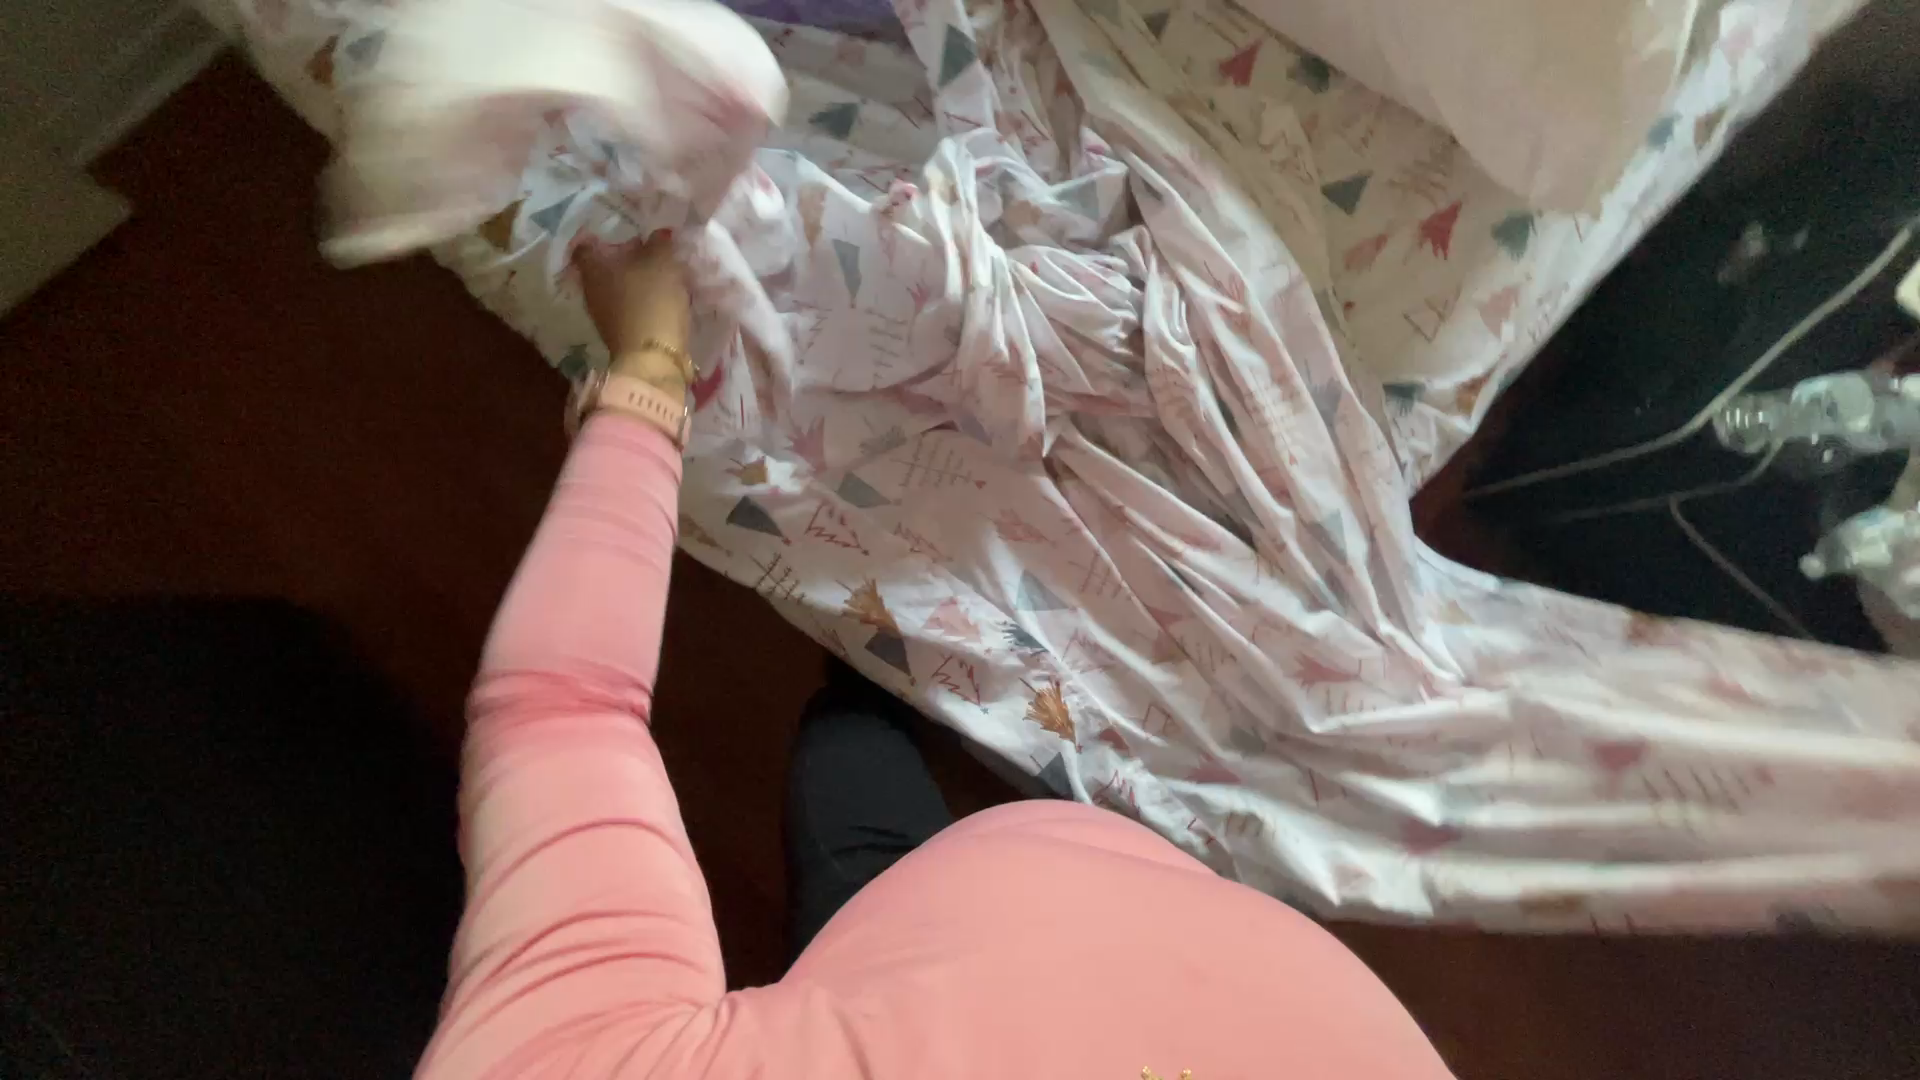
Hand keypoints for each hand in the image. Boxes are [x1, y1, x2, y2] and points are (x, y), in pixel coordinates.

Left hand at [576, 231, 691, 387]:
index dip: (601, 235)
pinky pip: (626, 308)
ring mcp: (602, 315)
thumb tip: (659, 232)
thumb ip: (660, 243)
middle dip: (621, 259)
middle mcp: (590, 289)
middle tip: (645, 252)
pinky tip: (658, 301)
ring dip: (632, 283)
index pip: (586, 243)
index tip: (621, 231)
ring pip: (615, 289)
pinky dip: (639, 302)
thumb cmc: (652, 301)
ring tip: (657, 277)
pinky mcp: (619, 334)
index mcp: (592, 266)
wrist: (654, 358)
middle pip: (602, 267)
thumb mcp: (662, 263)